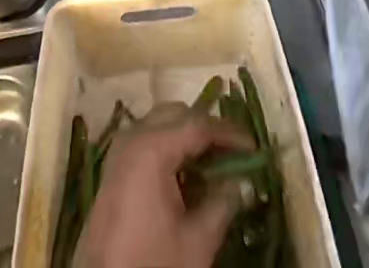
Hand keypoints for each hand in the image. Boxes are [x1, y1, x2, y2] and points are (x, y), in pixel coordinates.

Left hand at [74, 104, 254, 267]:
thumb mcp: (198, 240)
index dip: (230, 134)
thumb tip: (243, 181)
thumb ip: (224, 202)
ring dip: (189, 138)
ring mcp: (119, 152)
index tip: (254, 148)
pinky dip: (171, 149)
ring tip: (216, 164)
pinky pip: (147, 142)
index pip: (199, 125)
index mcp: (151, 149)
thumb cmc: (152, 265)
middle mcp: (132, 138)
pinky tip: (188, 175)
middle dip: (207, 130)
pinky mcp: (114, 169)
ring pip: (161, 126)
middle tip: (234, 154)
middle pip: (177, 116)